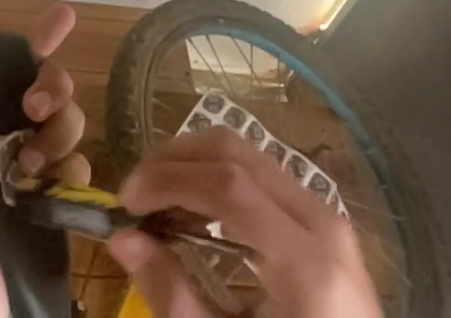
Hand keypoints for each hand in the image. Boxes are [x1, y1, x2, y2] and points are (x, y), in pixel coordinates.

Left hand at [0, 4, 89, 317]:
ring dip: (57, 136)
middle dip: (51, 91)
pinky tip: (48, 189)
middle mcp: (9, 138)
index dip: (40, 42)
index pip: (13, 70)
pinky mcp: (54, 206)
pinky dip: (71, 173)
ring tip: (29, 167)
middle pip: (52, 92)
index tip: (64, 17)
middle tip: (32, 110)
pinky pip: (79, 172)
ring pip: (69, 128)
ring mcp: (34, 172)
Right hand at [108, 129, 381, 317]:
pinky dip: (220, 175)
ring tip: (157, 195)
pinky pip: (265, 175)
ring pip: (251, 154)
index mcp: (306, 264)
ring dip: (195, 162)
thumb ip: (174, 296)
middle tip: (135, 191)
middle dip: (175, 160)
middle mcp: (323, 223)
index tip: (126, 202)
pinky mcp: (324, 222)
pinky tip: (194, 205)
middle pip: (238, 154)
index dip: (167, 180)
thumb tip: (121, 239)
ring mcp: (329, 218)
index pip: (228, 185)